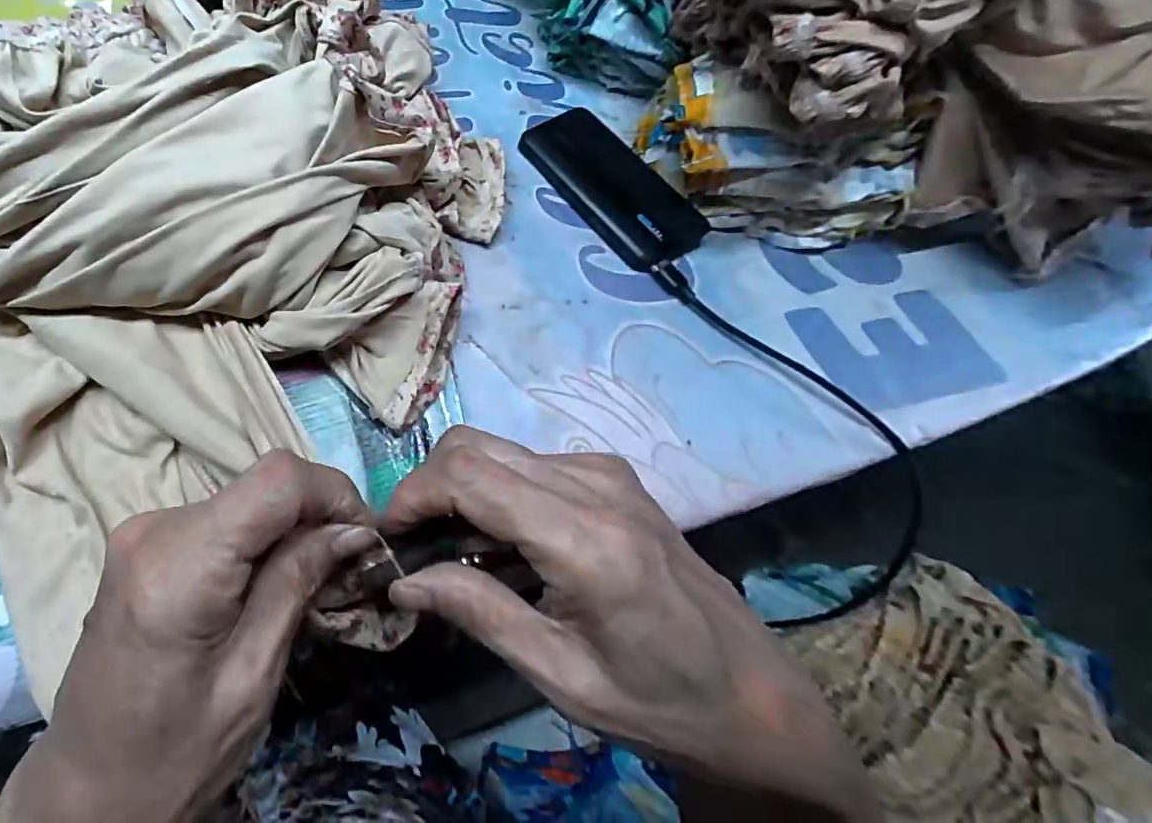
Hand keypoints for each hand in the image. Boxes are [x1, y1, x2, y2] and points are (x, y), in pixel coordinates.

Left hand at [0, 451, 376, 822]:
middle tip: (347, 571)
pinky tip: (267, 582)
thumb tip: (350, 531)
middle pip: (260, 485)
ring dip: (286, 529)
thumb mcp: (251, 678)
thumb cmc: (173, 753)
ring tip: (311, 583)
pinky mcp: (142, 539)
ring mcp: (142, 527)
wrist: (88, 781)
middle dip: (315, 516)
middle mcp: (154, 526)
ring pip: (242, 497)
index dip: (332, 493)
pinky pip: (218, 517)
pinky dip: (255, 537)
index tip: (364, 540)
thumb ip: (295, 585)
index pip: (275, 479)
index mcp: (178, 562)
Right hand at [383, 427, 878, 820]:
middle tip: (414, 543)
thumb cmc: (663, 704)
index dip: (413, 495)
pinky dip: (490, 489)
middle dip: (426, 486)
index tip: (389, 536)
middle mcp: (595, 486)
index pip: (468, 476)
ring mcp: (605, 473)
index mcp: (587, 540)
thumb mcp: (561, 677)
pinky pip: (523, 461)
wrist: (761, 702)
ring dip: (456, 487)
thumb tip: (402, 580)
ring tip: (454, 550)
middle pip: (472, 446)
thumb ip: (477, 614)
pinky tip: (500, 542)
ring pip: (493, 447)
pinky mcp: (609, 475)